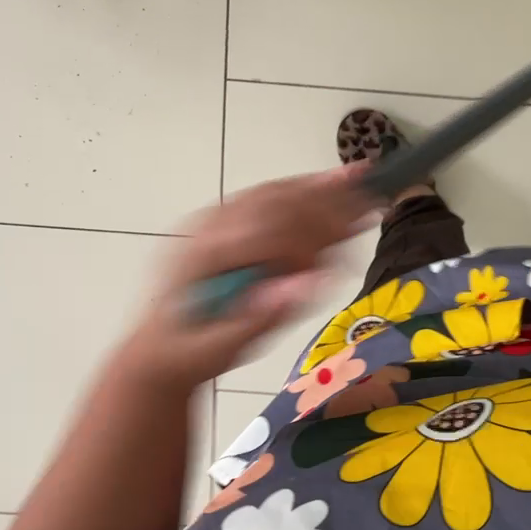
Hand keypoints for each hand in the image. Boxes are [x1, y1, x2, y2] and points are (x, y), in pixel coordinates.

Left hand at [116, 168, 376, 393]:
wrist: (158, 347)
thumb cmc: (190, 354)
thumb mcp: (219, 350)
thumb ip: (256, 320)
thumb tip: (300, 288)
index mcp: (201, 258)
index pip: (259, 237)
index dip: (304, 242)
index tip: (342, 255)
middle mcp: (207, 227)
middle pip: (272, 207)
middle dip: (324, 204)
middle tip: (371, 201)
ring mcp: (216, 218)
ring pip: (274, 194)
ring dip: (320, 187)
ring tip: (362, 176)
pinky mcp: (227, 217)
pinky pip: (272, 195)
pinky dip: (307, 187)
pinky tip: (337, 179)